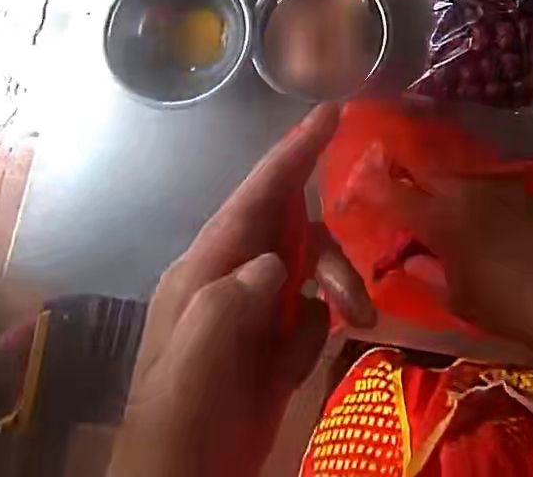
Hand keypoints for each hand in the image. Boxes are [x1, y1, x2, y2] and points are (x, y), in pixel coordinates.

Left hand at [108, 103, 374, 476]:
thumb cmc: (176, 421)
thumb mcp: (192, 361)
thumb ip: (228, 301)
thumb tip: (276, 264)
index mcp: (207, 263)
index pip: (258, 192)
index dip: (295, 150)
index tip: (330, 112)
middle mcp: (233, 273)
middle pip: (296, 233)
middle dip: (329, 258)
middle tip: (356, 302)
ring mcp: (254, 308)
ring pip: (310, 272)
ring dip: (333, 297)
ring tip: (351, 333)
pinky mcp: (272, 341)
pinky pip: (309, 316)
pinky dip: (313, 336)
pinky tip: (290, 371)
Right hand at [349, 154, 532, 349]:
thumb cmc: (509, 306)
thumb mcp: (460, 299)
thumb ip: (429, 274)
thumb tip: (411, 261)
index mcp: (438, 218)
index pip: (393, 194)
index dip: (372, 186)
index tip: (358, 183)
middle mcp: (462, 190)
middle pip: (425, 177)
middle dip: (412, 187)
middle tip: (407, 207)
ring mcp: (495, 185)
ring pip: (456, 180)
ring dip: (444, 193)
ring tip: (447, 216)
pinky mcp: (522, 190)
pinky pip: (485, 187)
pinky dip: (474, 199)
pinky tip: (485, 222)